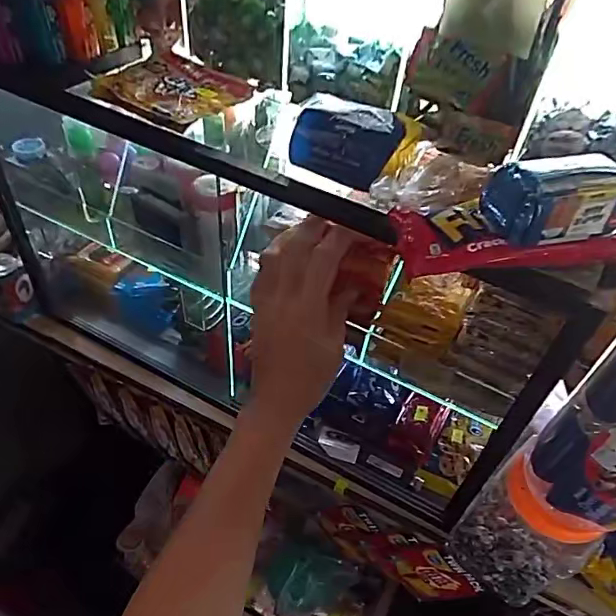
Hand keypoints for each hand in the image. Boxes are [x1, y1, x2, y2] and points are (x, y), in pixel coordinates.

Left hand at [243, 218, 357, 429]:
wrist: (275, 400)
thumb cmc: (311, 378)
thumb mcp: (334, 344)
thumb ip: (340, 307)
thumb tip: (351, 284)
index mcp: (306, 306)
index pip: (324, 256)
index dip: (343, 234)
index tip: (359, 224)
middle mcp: (282, 296)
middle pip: (296, 244)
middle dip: (318, 224)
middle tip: (337, 216)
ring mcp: (265, 299)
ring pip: (276, 252)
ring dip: (296, 234)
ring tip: (314, 230)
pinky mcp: (256, 305)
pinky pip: (265, 269)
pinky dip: (279, 253)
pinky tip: (291, 254)